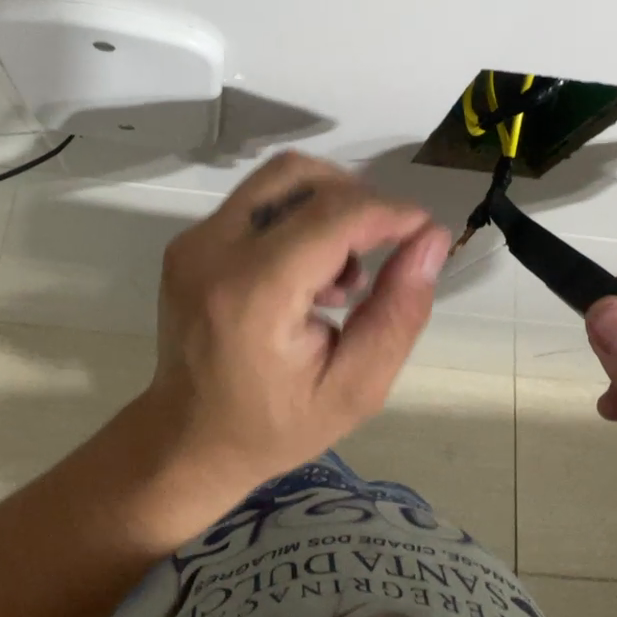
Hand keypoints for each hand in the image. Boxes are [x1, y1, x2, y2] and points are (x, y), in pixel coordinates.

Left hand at [139, 151, 451, 502]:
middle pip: (300, 176)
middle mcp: (212, 251)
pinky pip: (257, 201)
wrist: (186, 440)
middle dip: (358, 200)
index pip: (331, 216)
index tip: (425, 231)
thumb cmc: (273, 427)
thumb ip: (398, 315)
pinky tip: (308, 278)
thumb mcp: (354, 390)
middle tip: (384, 250)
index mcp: (252, 294)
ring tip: (341, 278)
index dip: (389, 211)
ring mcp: (193, 242)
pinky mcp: (189, 242)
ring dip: (328, 206)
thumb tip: (430, 241)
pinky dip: (299, 219)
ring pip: (278, 179)